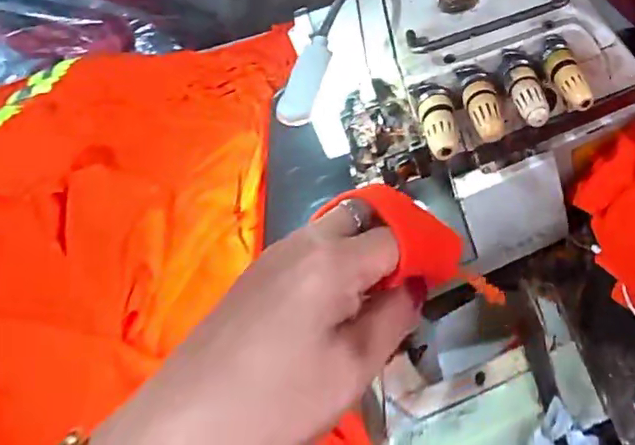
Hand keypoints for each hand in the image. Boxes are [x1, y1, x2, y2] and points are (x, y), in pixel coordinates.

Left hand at [93, 200, 423, 444]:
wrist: (189, 416)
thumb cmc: (277, 397)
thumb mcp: (349, 370)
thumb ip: (391, 320)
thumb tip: (414, 285)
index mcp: (331, 259)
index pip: (394, 234)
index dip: (424, 248)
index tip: (444, 268)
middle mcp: (304, 239)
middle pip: (362, 217)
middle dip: (393, 236)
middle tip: (413, 278)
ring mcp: (277, 251)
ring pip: (336, 229)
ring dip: (364, 248)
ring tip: (379, 295)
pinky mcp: (260, 269)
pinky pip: (311, 247)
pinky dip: (337, 260)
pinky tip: (337, 303)